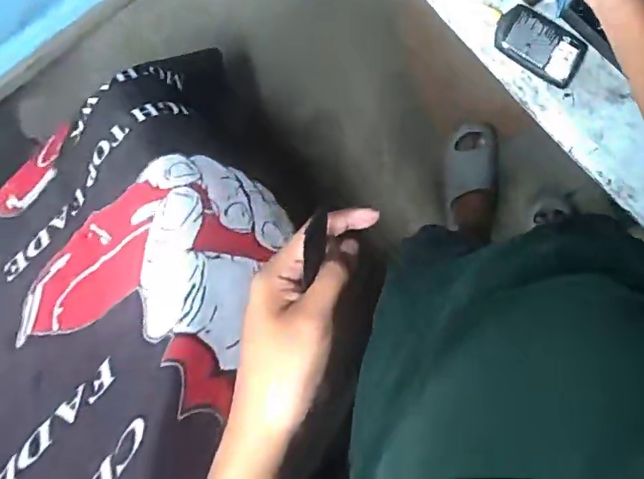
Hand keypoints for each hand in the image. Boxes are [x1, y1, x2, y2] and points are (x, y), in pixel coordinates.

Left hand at [213, 207, 378, 478]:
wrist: (266, 427)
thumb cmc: (288, 366)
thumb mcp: (315, 315)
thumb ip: (333, 273)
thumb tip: (350, 245)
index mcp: (273, 274)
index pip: (312, 230)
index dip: (345, 219)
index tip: (377, 217)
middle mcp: (274, 281)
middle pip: (314, 245)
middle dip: (344, 238)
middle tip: (375, 243)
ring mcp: (280, 301)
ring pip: (317, 266)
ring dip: (342, 260)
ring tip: (369, 260)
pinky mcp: (290, 319)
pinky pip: (317, 286)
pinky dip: (337, 279)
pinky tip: (353, 284)